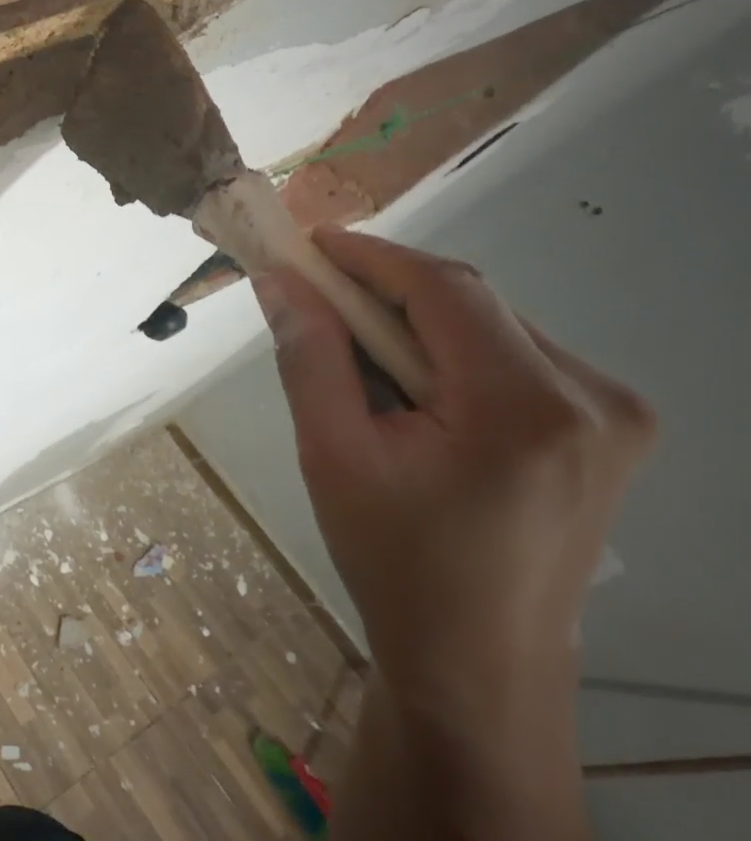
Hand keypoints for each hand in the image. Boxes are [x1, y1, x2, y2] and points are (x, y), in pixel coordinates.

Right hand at [252, 228, 653, 716]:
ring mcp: (617, 414)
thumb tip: (280, 282)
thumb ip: (310, 357)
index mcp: (525, 406)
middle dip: (388, 296)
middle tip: (314, 304)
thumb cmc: (392, 559)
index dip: (371, 256)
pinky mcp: (613, 430)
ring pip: (494, 330)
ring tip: (359, 367)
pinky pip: (517, 361)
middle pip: (473, 306)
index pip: (445, 290)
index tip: (306, 242)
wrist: (476, 656)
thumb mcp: (332, 455)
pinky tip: (414, 397)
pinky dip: (453, 358)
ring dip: (419, 329)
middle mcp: (594, 396)